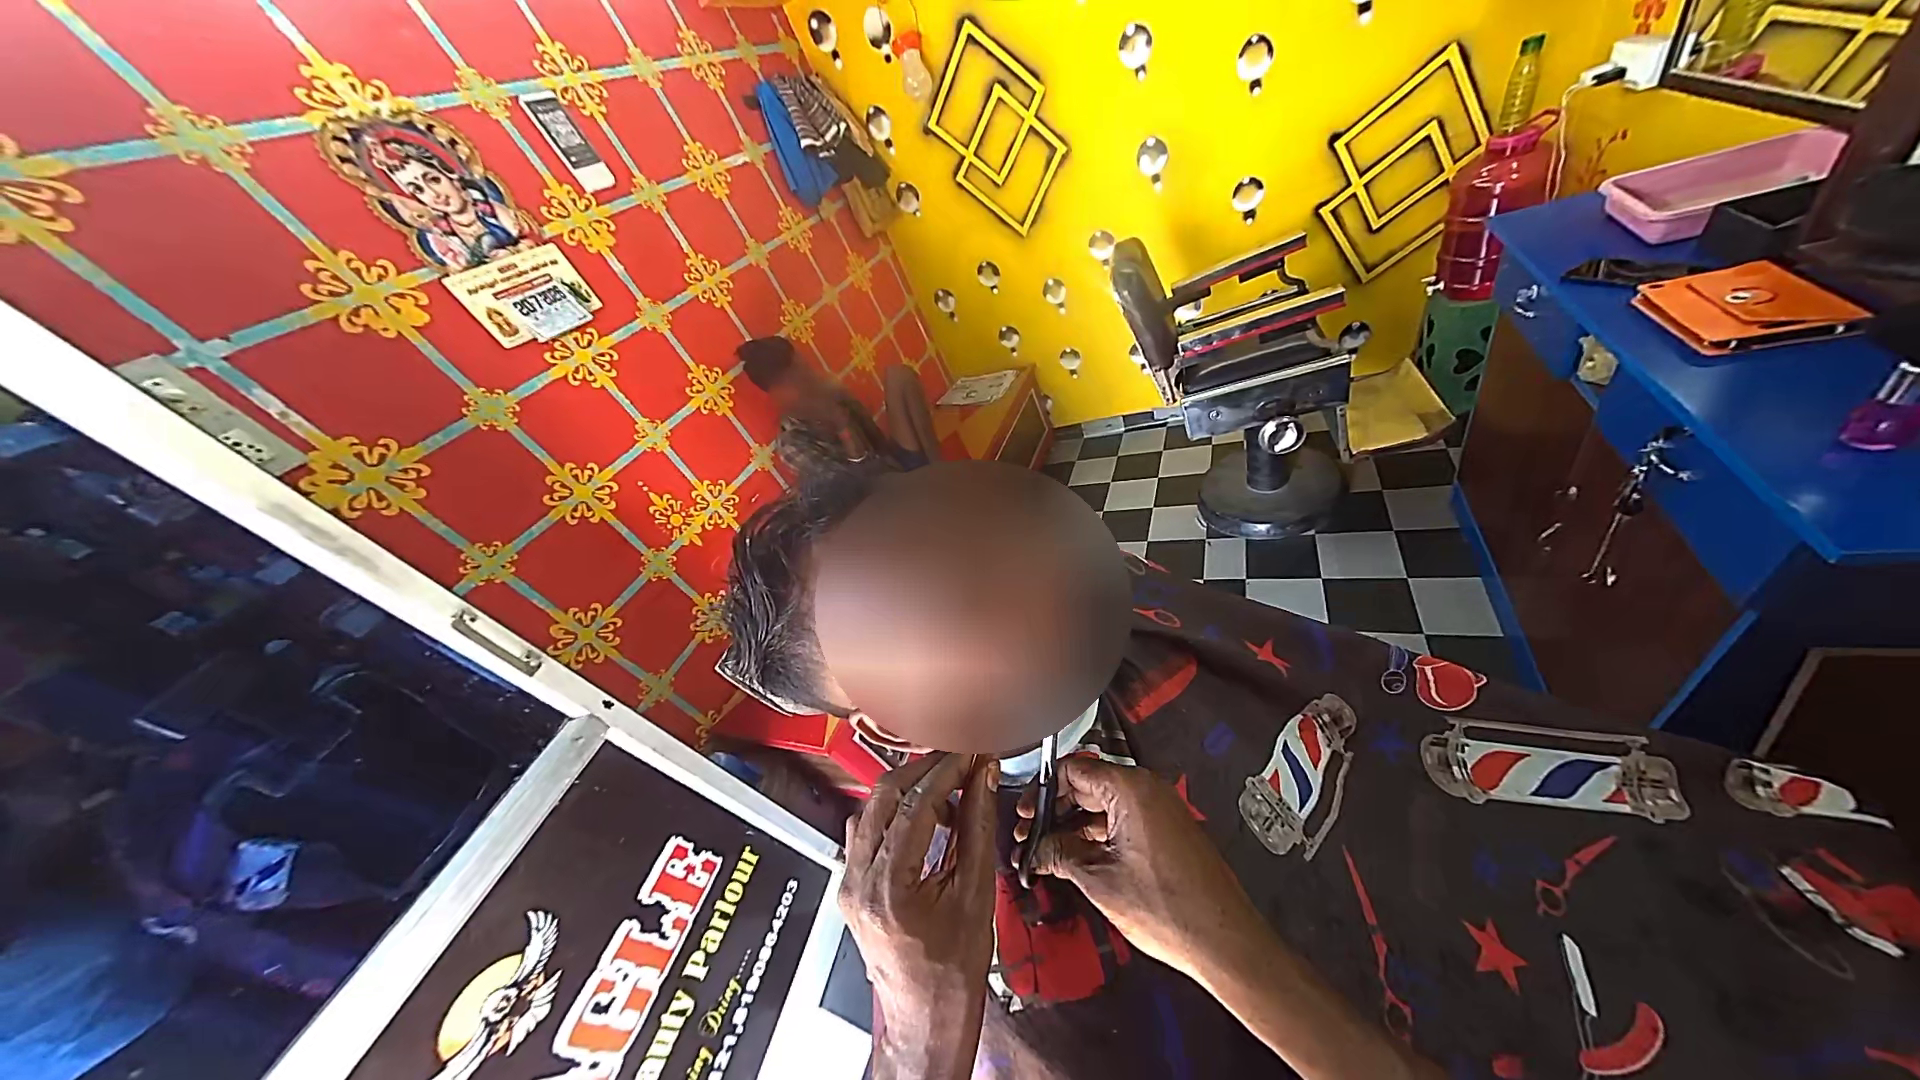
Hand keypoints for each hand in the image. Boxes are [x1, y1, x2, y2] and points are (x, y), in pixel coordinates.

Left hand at [840, 753, 998, 1079]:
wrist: (925, 1021)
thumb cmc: (951, 978)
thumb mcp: (976, 896)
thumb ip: (978, 828)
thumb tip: (983, 780)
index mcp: (889, 887)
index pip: (916, 803)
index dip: (947, 770)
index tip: (970, 755)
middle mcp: (858, 880)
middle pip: (885, 795)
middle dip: (926, 769)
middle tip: (960, 760)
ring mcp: (850, 881)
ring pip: (873, 806)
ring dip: (911, 787)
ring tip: (948, 785)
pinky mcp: (852, 883)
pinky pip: (868, 828)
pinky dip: (896, 810)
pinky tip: (924, 813)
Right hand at [1016, 755, 1263, 978]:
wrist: (1225, 942)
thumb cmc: (1172, 910)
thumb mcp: (1099, 880)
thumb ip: (1060, 854)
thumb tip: (1038, 850)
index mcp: (1130, 789)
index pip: (1071, 769)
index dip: (1042, 790)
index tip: (1026, 812)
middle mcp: (1147, 789)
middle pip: (1086, 783)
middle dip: (1055, 809)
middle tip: (1031, 835)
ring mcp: (1159, 808)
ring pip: (1102, 803)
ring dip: (1074, 824)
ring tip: (1048, 851)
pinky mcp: (1166, 828)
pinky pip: (1122, 817)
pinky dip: (1097, 832)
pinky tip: (1077, 856)